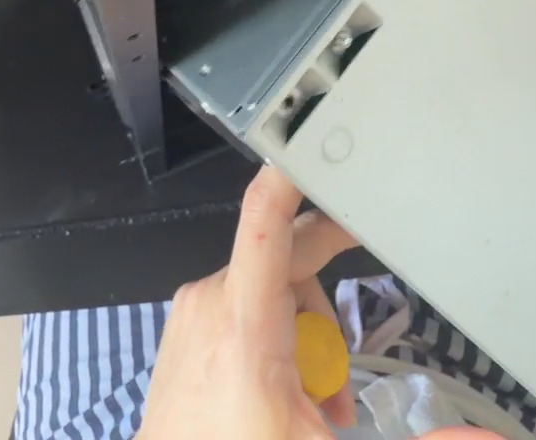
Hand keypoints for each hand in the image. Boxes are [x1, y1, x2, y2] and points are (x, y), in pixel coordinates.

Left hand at [138, 165, 505, 439]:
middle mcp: (211, 304)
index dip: (290, 172)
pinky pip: (237, 306)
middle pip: (284, 253)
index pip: (265, 220)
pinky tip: (284, 390)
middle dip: (328, 298)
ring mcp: (193, 316)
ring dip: (303, 331)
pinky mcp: (184, 331)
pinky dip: (271, 337)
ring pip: (265, 286)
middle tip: (351, 341)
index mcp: (245, 326)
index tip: (312, 137)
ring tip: (317, 398)